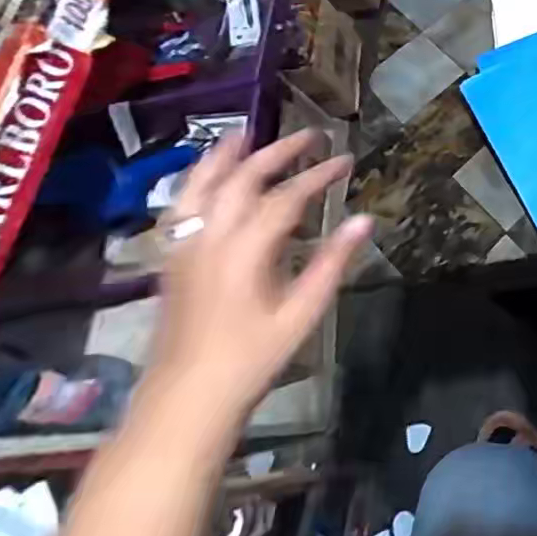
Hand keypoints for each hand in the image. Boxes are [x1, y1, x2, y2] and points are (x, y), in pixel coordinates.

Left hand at [148, 130, 369, 419]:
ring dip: (224, 157)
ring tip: (244, 134)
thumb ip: (333, 262)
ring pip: (200, 187)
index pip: (287, 196)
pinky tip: (206, 181)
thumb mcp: (303, 312)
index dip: (319, 174)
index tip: (346, 160)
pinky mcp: (171, 262)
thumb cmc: (252, 358)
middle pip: (242, 179)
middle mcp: (211, 239)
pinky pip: (180, 208)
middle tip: (310, 136)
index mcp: (246, 250)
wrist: (185, 401)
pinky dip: (195, 184)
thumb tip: (365, 219)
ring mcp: (184, 249)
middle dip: (278, 151)